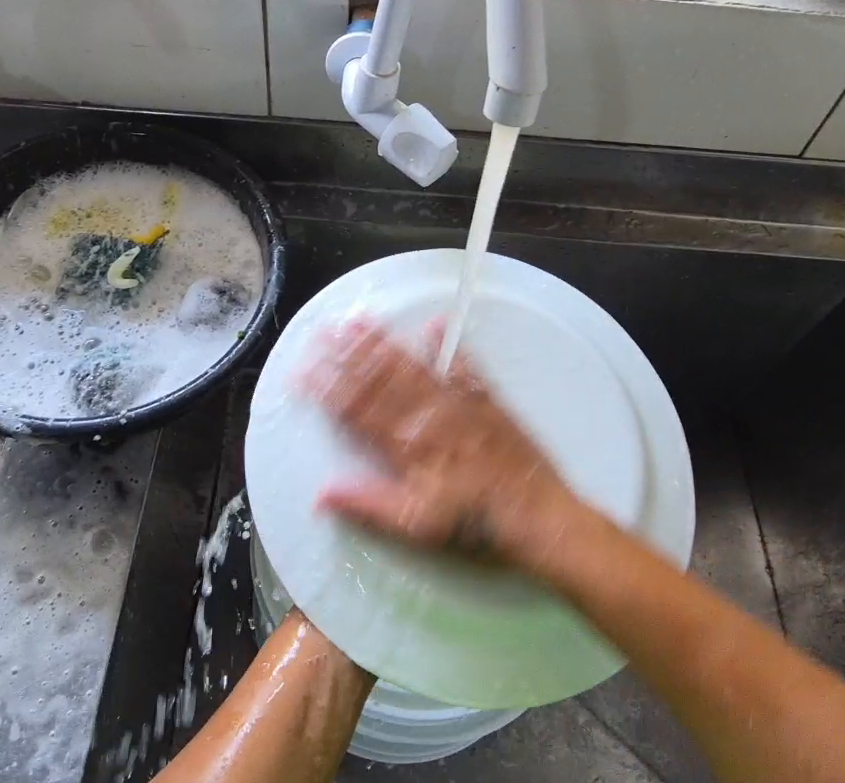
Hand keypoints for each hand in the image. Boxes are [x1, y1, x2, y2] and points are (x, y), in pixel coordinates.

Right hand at [300, 318, 586, 577]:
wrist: (540, 517)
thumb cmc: (476, 524)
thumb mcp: (415, 526)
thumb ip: (368, 505)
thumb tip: (322, 495)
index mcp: (407, 445)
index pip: (357, 410)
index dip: (327, 388)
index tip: (304, 369)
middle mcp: (428, 416)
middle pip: (380, 379)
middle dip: (348, 354)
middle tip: (325, 330)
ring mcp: (458, 404)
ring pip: (412, 366)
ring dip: (383, 343)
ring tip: (361, 319)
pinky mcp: (486, 401)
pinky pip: (462, 366)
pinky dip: (446, 345)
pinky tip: (433, 323)